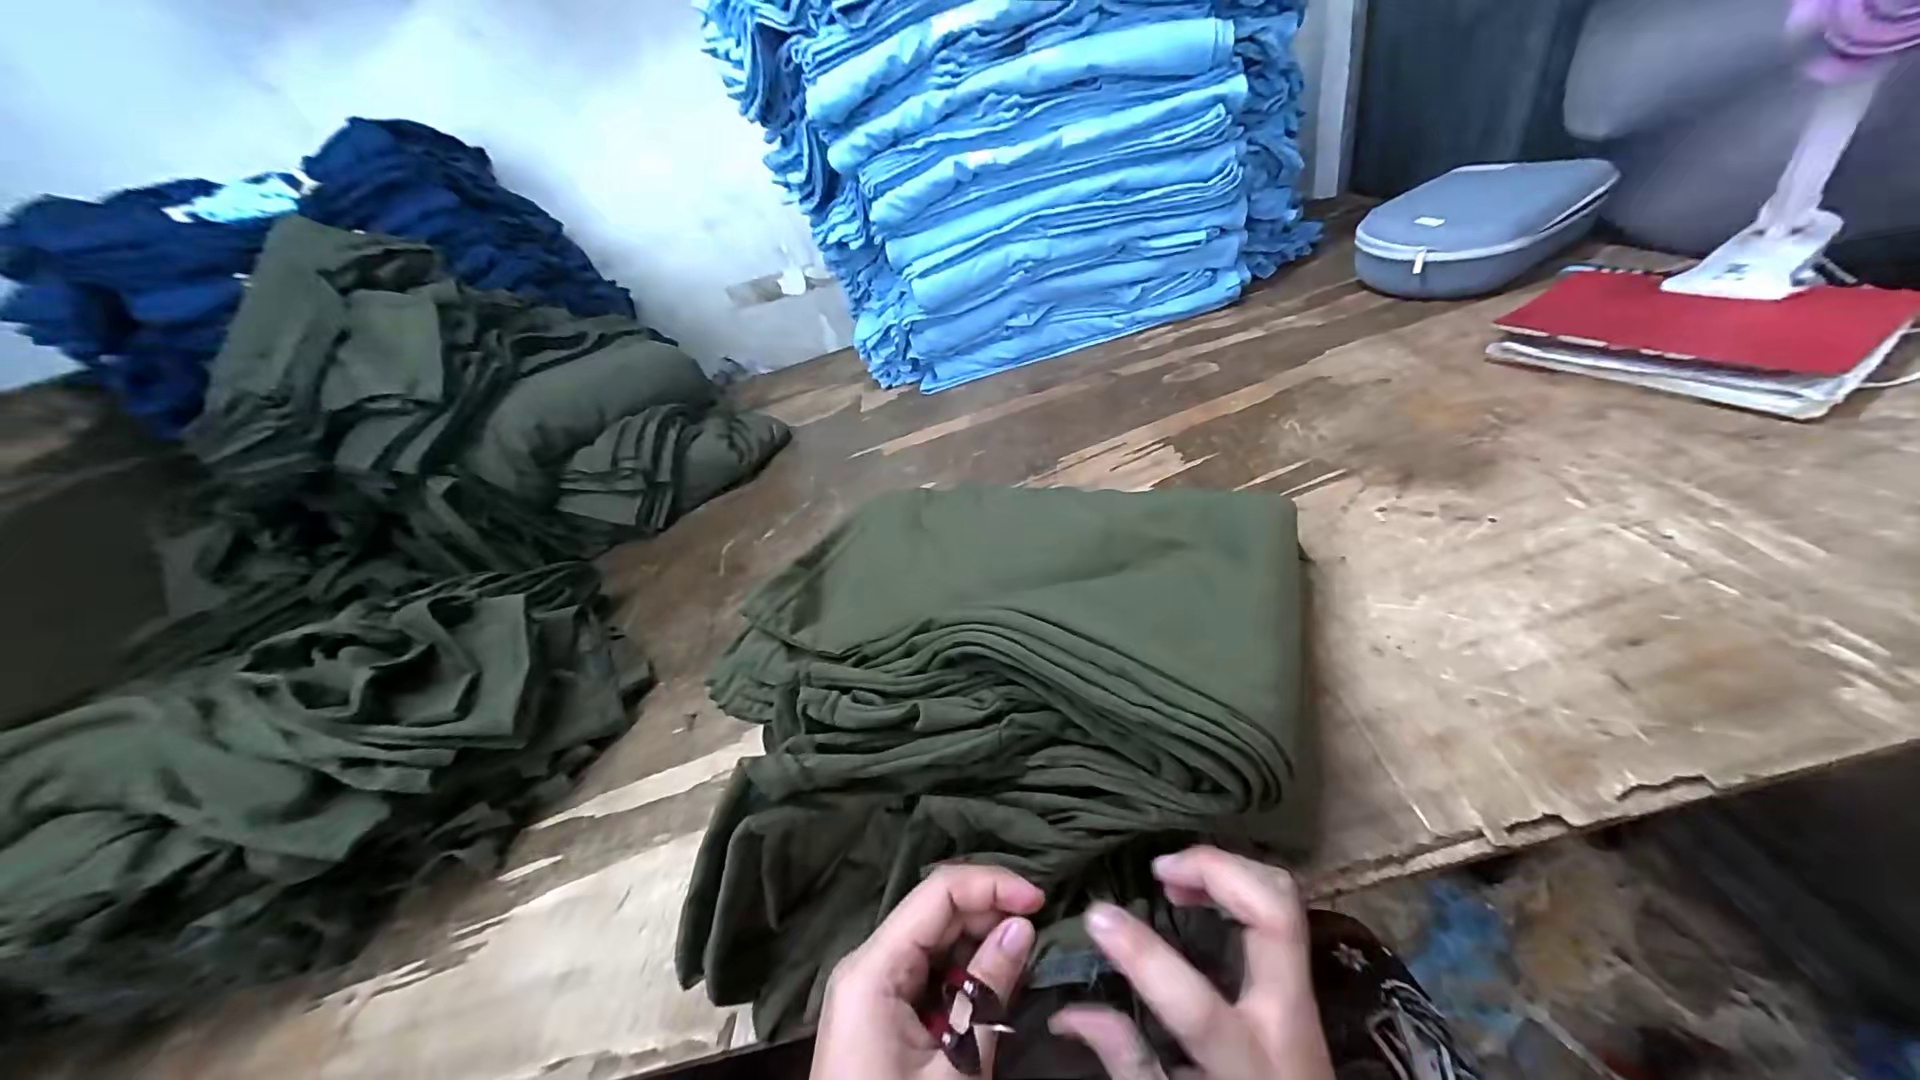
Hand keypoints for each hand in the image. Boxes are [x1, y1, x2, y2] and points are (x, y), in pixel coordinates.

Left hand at [812, 865, 1043, 1079]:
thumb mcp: (955, 1070)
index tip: (1041, 899)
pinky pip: (929, 967)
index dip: (992, 884)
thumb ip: (987, 991)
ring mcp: (873, 984)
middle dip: (991, 909)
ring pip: (935, 936)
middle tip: (1041, 928)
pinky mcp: (883, 1007)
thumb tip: (1022, 925)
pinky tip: (997, 976)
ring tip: (1027, 950)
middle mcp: (869, 962)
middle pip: (936, 910)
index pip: (938, 893)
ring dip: (982, 938)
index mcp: (874, 967)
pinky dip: (965, 968)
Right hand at [1050, 846, 1335, 1079]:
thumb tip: (1068, 1014)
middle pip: (1275, 915)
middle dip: (1216, 871)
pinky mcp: (1300, 978)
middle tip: (1160, 868)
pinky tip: (1195, 891)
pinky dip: (1237, 879)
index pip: (1197, 1006)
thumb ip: (1129, 1061)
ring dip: (1227, 868)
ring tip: (1172, 875)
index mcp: (1249, 1063)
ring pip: (1283, 896)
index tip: (1097, 916)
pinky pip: (1278, 906)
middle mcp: (1287, 1018)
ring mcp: (1303, 992)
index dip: (1143, 955)